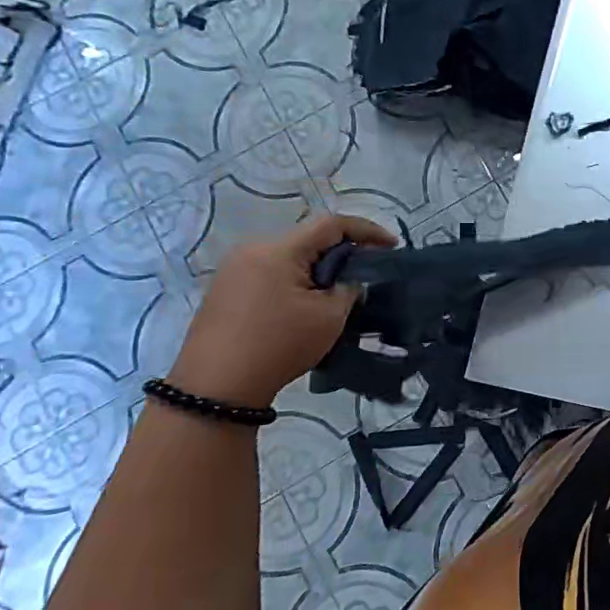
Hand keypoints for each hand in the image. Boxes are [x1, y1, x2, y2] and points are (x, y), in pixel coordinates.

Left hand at [167, 213, 396, 407]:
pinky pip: (271, 273)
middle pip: (308, 239)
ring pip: (289, 257)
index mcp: (280, 250)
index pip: (331, 224)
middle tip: (367, 273)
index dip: (367, 230)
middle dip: (342, 252)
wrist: (217, 384)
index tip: (392, 246)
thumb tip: (350, 280)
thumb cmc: (280, 344)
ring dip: (318, 268)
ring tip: (339, 292)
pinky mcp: (226, 289)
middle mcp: (253, 249)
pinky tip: (306, 304)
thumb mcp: (329, 317)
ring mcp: (235, 268)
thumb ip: (348, 288)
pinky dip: (296, 280)